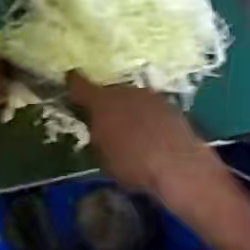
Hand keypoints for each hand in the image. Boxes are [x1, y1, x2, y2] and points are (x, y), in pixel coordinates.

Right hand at [67, 73, 225, 204]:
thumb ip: (96, 134)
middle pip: (108, 92)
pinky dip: (148, 118)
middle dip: (106, 105)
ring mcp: (149, 95)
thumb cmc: (133, 164)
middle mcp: (124, 91)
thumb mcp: (102, 156)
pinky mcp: (170, 105)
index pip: (78, 84)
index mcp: (101, 101)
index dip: (72, 84)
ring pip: (131, 99)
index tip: (69, 85)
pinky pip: (150, 108)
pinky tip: (153, 138)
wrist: (180, 166)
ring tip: (133, 134)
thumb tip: (97, 126)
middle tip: (106, 125)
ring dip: (129, 111)